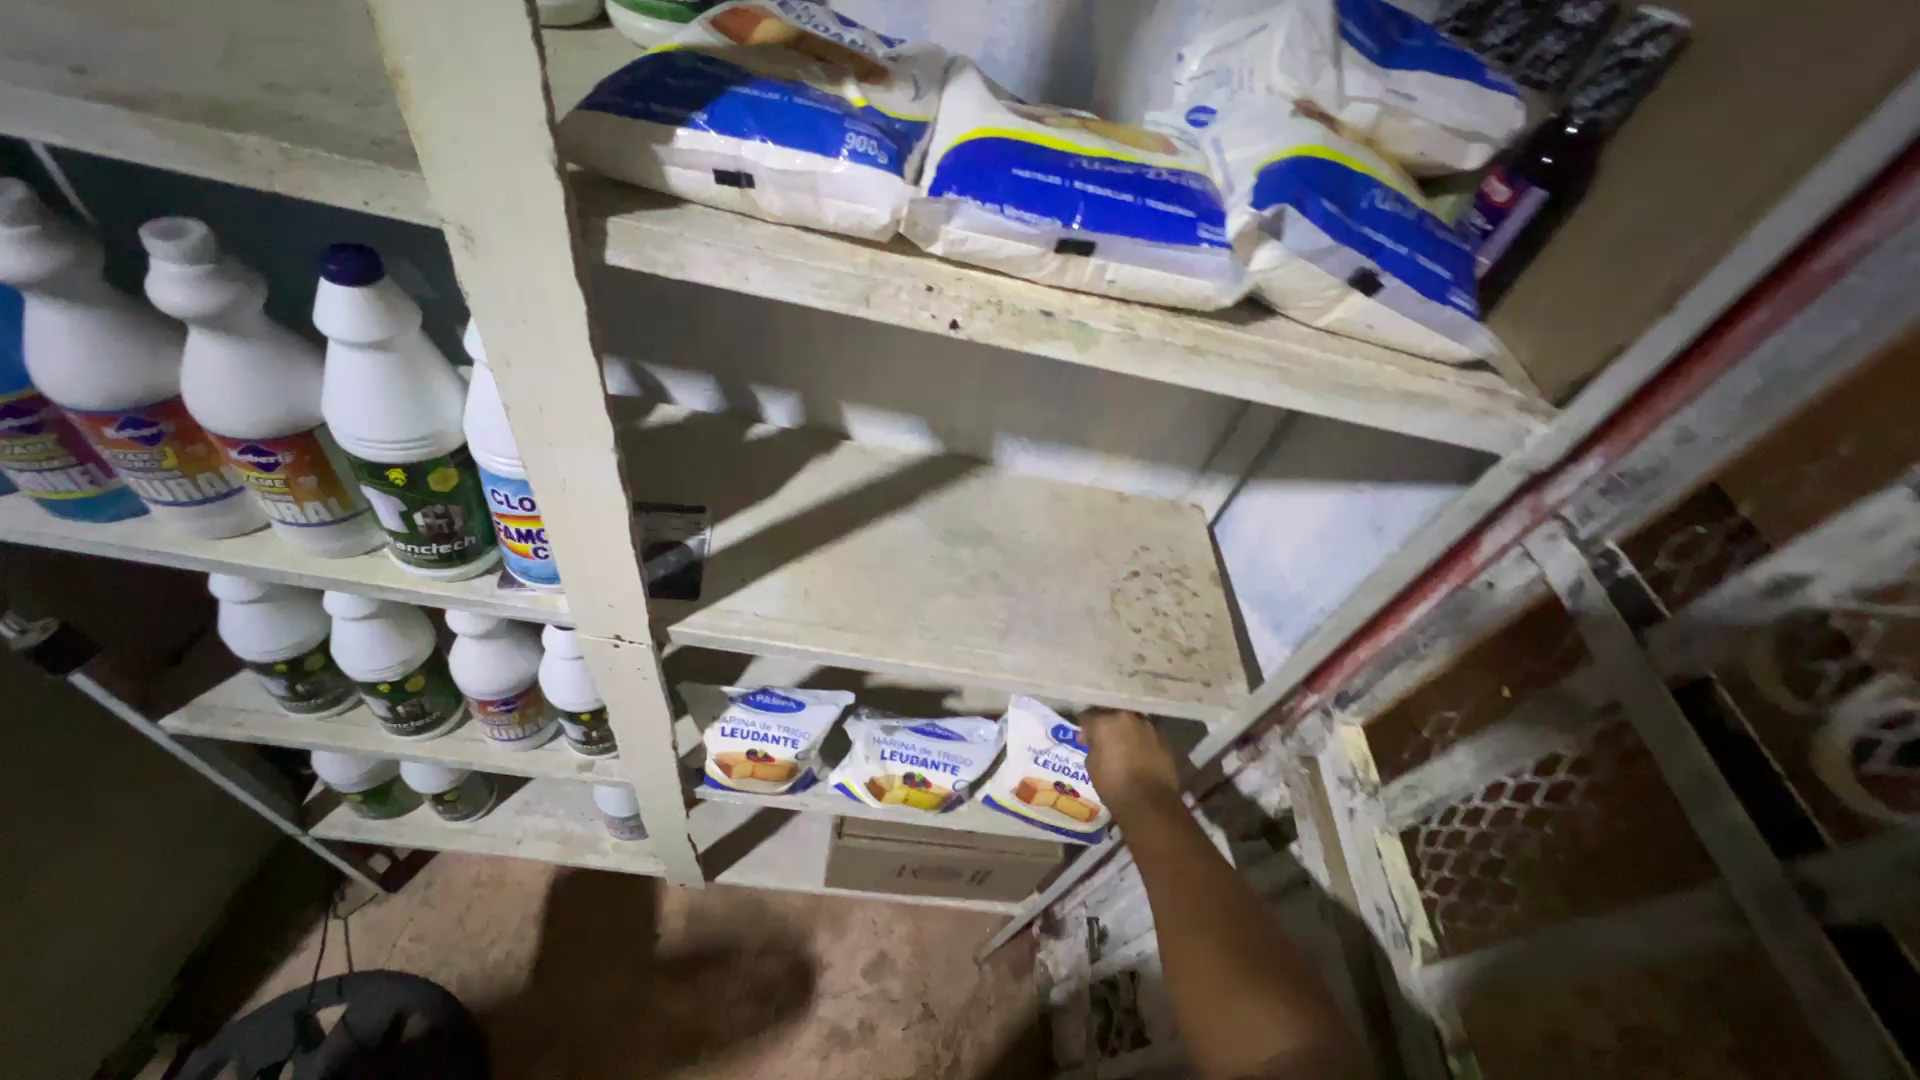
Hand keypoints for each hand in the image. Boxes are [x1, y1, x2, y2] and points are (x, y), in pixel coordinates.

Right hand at [1082, 708, 1181, 820]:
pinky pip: (1146, 735)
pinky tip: (1139, 754)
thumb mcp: (1091, 765)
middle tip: (1103, 740)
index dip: (1084, 727)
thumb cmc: (1112, 784)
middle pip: (1112, 714)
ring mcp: (1148, 726)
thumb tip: (1094, 741)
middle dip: (1106, 725)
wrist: (1148, 801)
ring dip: (1125, 731)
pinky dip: (1141, 741)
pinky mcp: (1163, 738)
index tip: (1084, 738)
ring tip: (1123, 746)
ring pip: (1131, 723)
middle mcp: (1126, 717)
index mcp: (1104, 722)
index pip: (1088, 715)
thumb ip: (1092, 746)